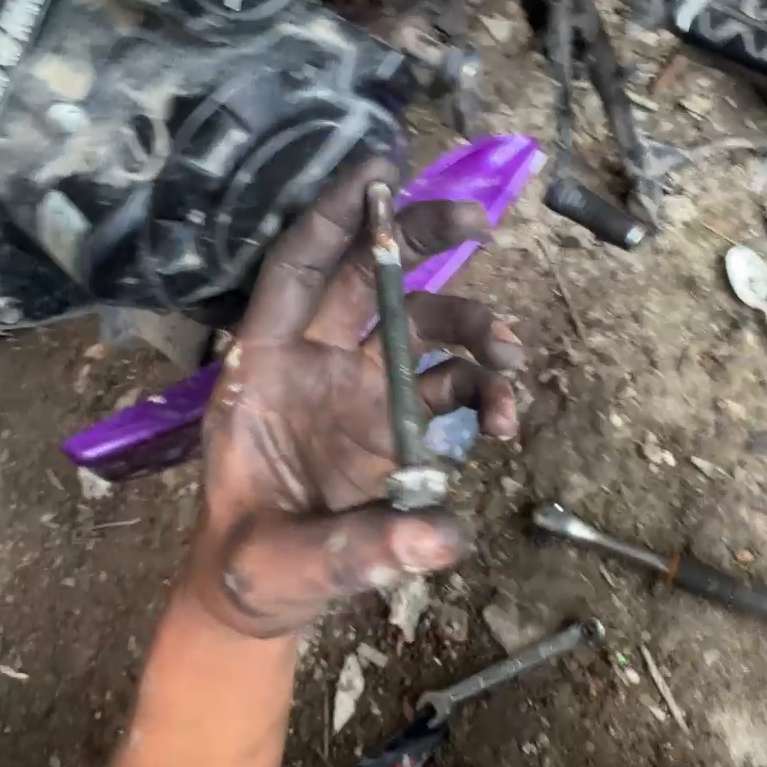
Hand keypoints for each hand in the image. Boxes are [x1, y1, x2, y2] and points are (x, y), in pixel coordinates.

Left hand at [181, 159, 525, 637]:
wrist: (269, 592)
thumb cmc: (254, 561)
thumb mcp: (285, 561)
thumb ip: (358, 548)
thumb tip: (442, 534)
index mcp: (267, 367)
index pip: (296, 273)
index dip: (334, 218)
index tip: (379, 173)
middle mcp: (318, 361)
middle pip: (374, 278)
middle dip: (422, 239)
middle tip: (478, 220)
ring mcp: (363, 386)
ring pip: (426, 326)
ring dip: (475, 327)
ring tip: (512, 355)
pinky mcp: (399, 419)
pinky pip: (453, 385)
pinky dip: (486, 393)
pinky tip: (506, 422)